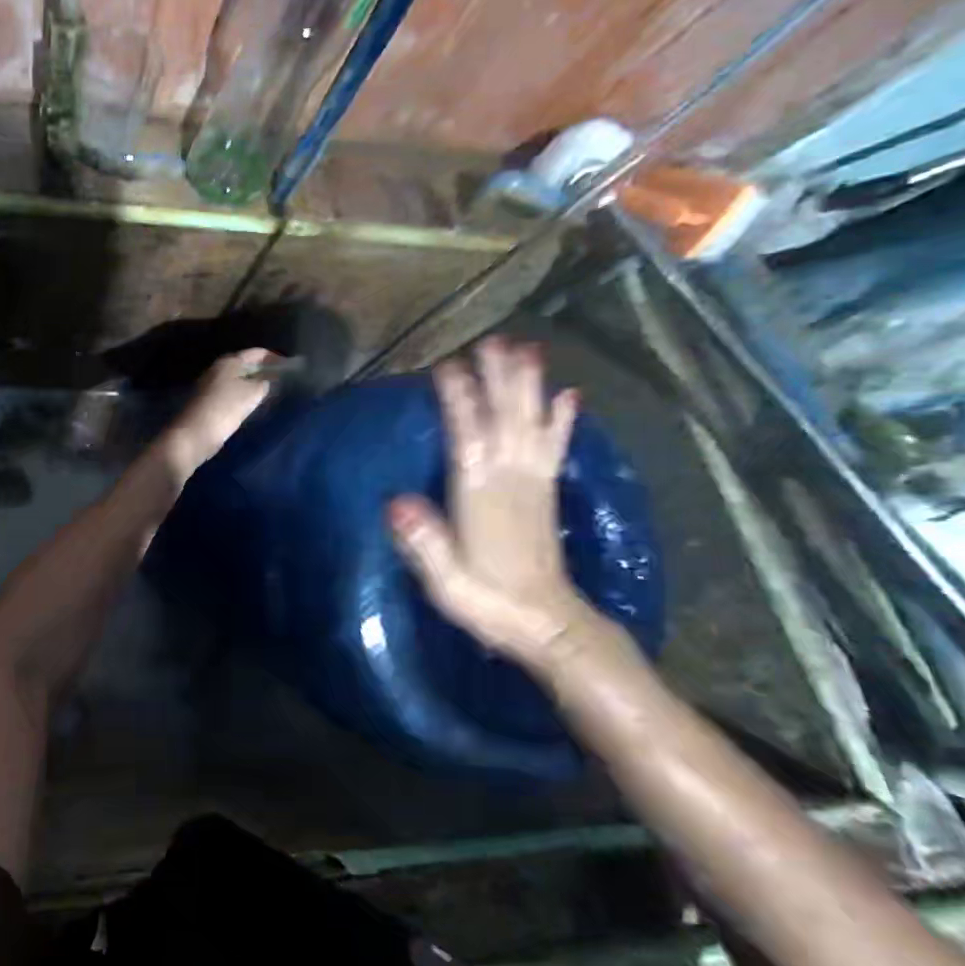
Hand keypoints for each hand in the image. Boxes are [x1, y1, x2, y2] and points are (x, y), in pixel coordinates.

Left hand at [155, 348, 277, 484]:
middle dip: (264, 370)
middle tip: (283, 379)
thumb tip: (270, 377)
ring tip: (272, 391)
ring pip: (238, 380)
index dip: (274, 357)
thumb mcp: (252, 392)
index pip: (256, 353)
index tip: (290, 366)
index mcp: (229, 362)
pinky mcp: (209, 402)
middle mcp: (218, 369)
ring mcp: (211, 386)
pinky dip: (244, 395)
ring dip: (254, 383)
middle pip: (246, 365)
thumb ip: (265, 381)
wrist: (194, 434)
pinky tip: (253, 404)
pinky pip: (232, 393)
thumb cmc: (225, 408)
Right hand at [388, 338, 600, 669]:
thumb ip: (424, 543)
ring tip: (528, 350)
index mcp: (479, 497)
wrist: (547, 625)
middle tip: (495, 340)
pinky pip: (556, 448)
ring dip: (530, 387)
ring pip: (532, 424)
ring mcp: (533, 484)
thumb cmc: (487, 601)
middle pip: (505, 420)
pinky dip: (563, 420)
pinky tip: (569, 396)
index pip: (466, 439)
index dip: (458, 401)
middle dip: (499, 378)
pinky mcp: (548, 493)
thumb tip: (395, 503)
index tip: (448, 365)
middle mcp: (509, 481)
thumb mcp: (446, 582)